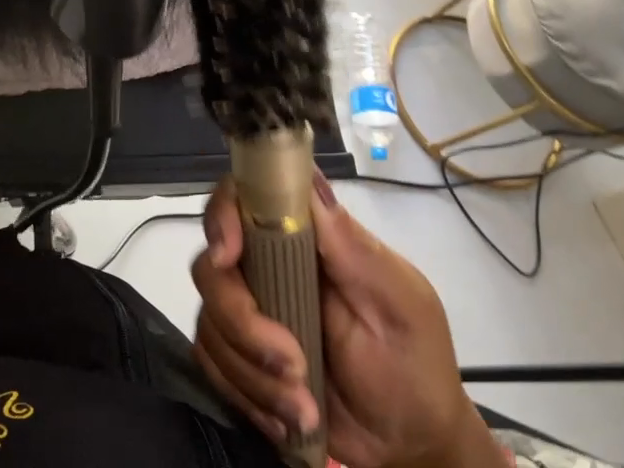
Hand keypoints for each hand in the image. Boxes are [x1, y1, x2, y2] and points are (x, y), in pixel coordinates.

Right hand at [191, 178, 504, 467]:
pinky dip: (246, 396)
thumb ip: (354, 248)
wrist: (408, 445)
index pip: (242, 198)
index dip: (222, 216)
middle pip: (212, 267)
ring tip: (305, 409)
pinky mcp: (236, 356)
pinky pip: (210, 364)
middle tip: (295, 367)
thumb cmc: (414, 364)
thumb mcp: (400, 304)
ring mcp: (247, 310)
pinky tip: (287, 418)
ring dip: (253, 374)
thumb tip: (312, 182)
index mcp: (305, 239)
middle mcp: (265, 266)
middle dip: (243, 323)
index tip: (229, 254)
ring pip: (209, 321)